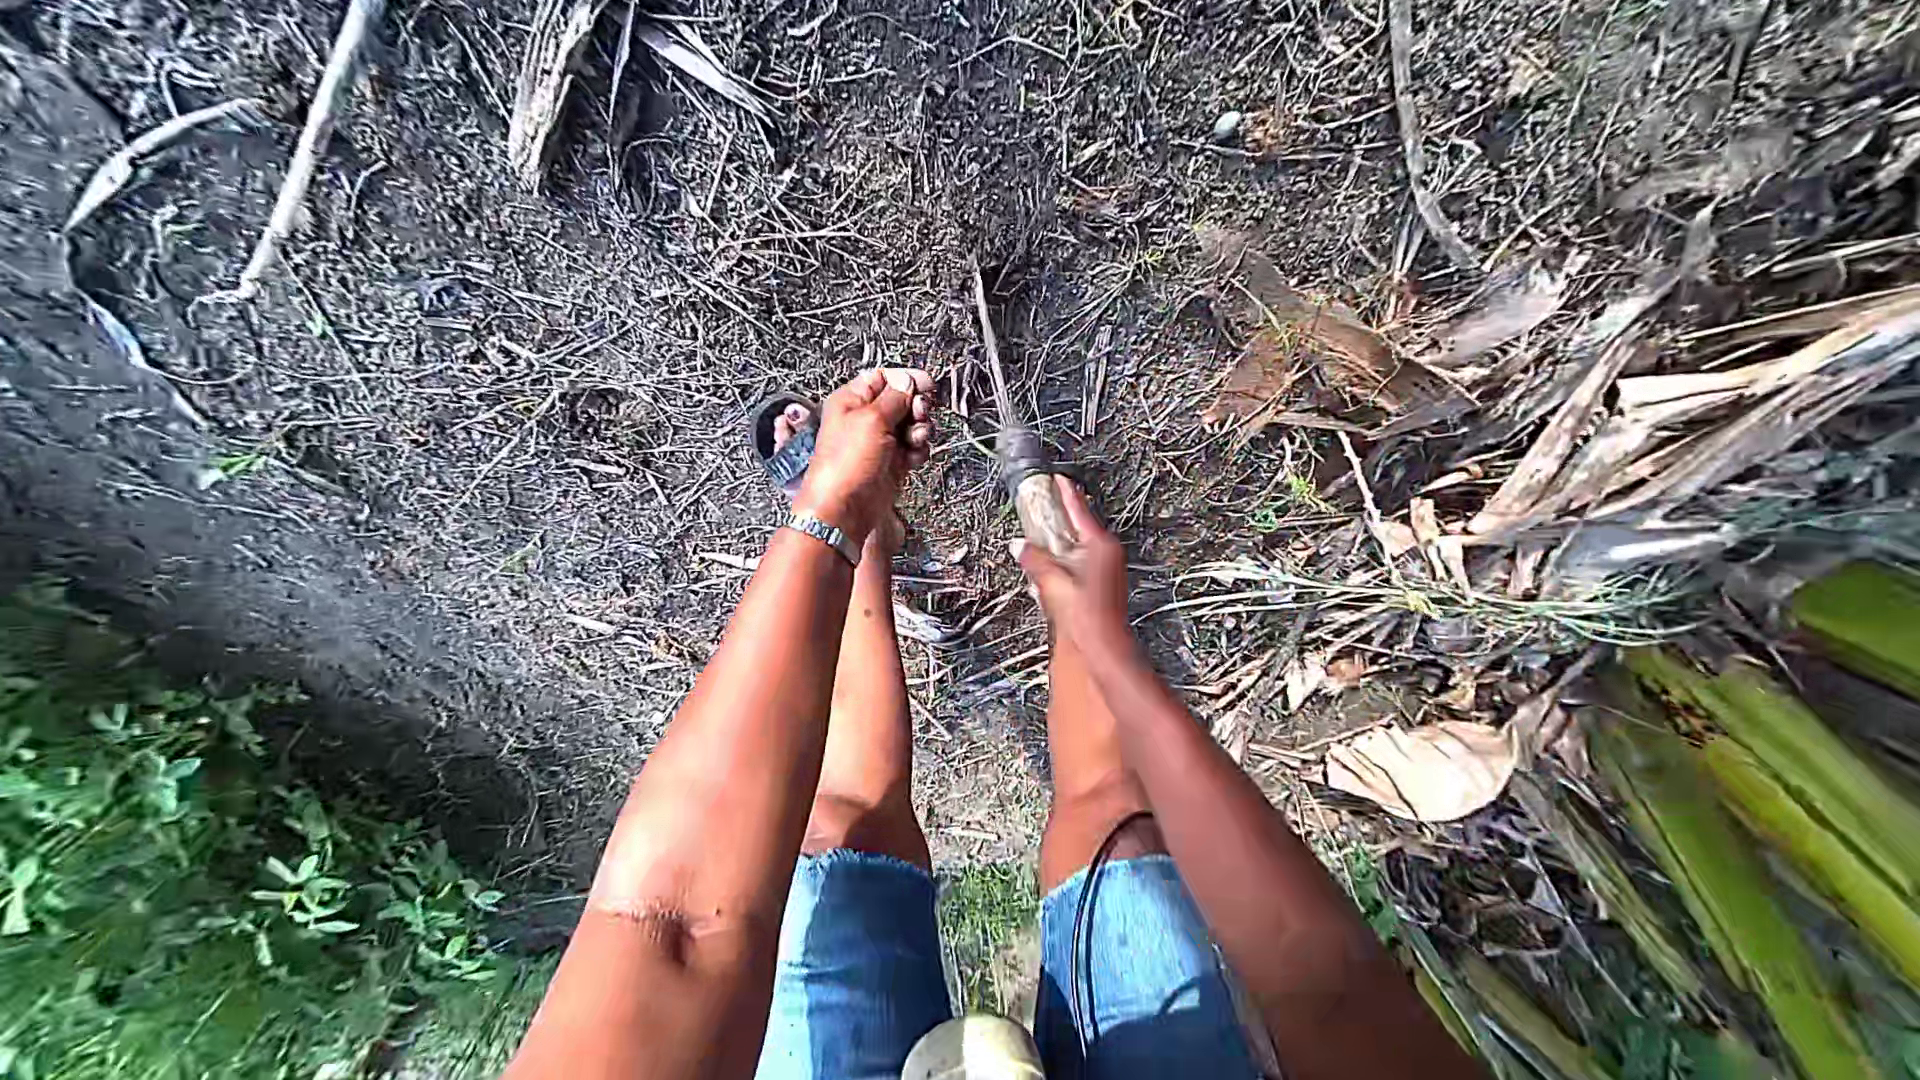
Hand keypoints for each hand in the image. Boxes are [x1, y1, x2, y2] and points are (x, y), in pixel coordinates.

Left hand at [792, 368, 934, 545]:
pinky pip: (913, 449)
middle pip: (902, 401)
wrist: (845, 508)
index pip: (883, 378)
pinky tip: (913, 457)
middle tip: (920, 413)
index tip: (924, 384)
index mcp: (851, 401)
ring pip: (911, 425)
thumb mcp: (872, 419)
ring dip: (920, 429)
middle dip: (916, 406)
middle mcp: (865, 419)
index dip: (905, 379)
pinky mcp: (891, 463)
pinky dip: (918, 451)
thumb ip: (894, 397)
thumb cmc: (845, 465)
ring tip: (916, 438)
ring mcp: (879, 442)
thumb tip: (908, 380)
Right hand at [1013, 476, 1132, 652]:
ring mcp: (1108, 569)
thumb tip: (1019, 545)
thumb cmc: (1086, 613)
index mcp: (1100, 545)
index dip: (1066, 492)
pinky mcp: (1103, 584)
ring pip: (1080, 547)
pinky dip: (1065, 562)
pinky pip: (1081, 564)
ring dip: (1061, 544)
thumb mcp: (1052, 580)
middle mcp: (1108, 553)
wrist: (1102, 645)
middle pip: (1080, 527)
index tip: (1059, 479)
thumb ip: (1034, 558)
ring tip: (1042, 542)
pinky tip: (1051, 571)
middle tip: (1046, 508)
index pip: (1079, 509)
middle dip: (1061, 519)